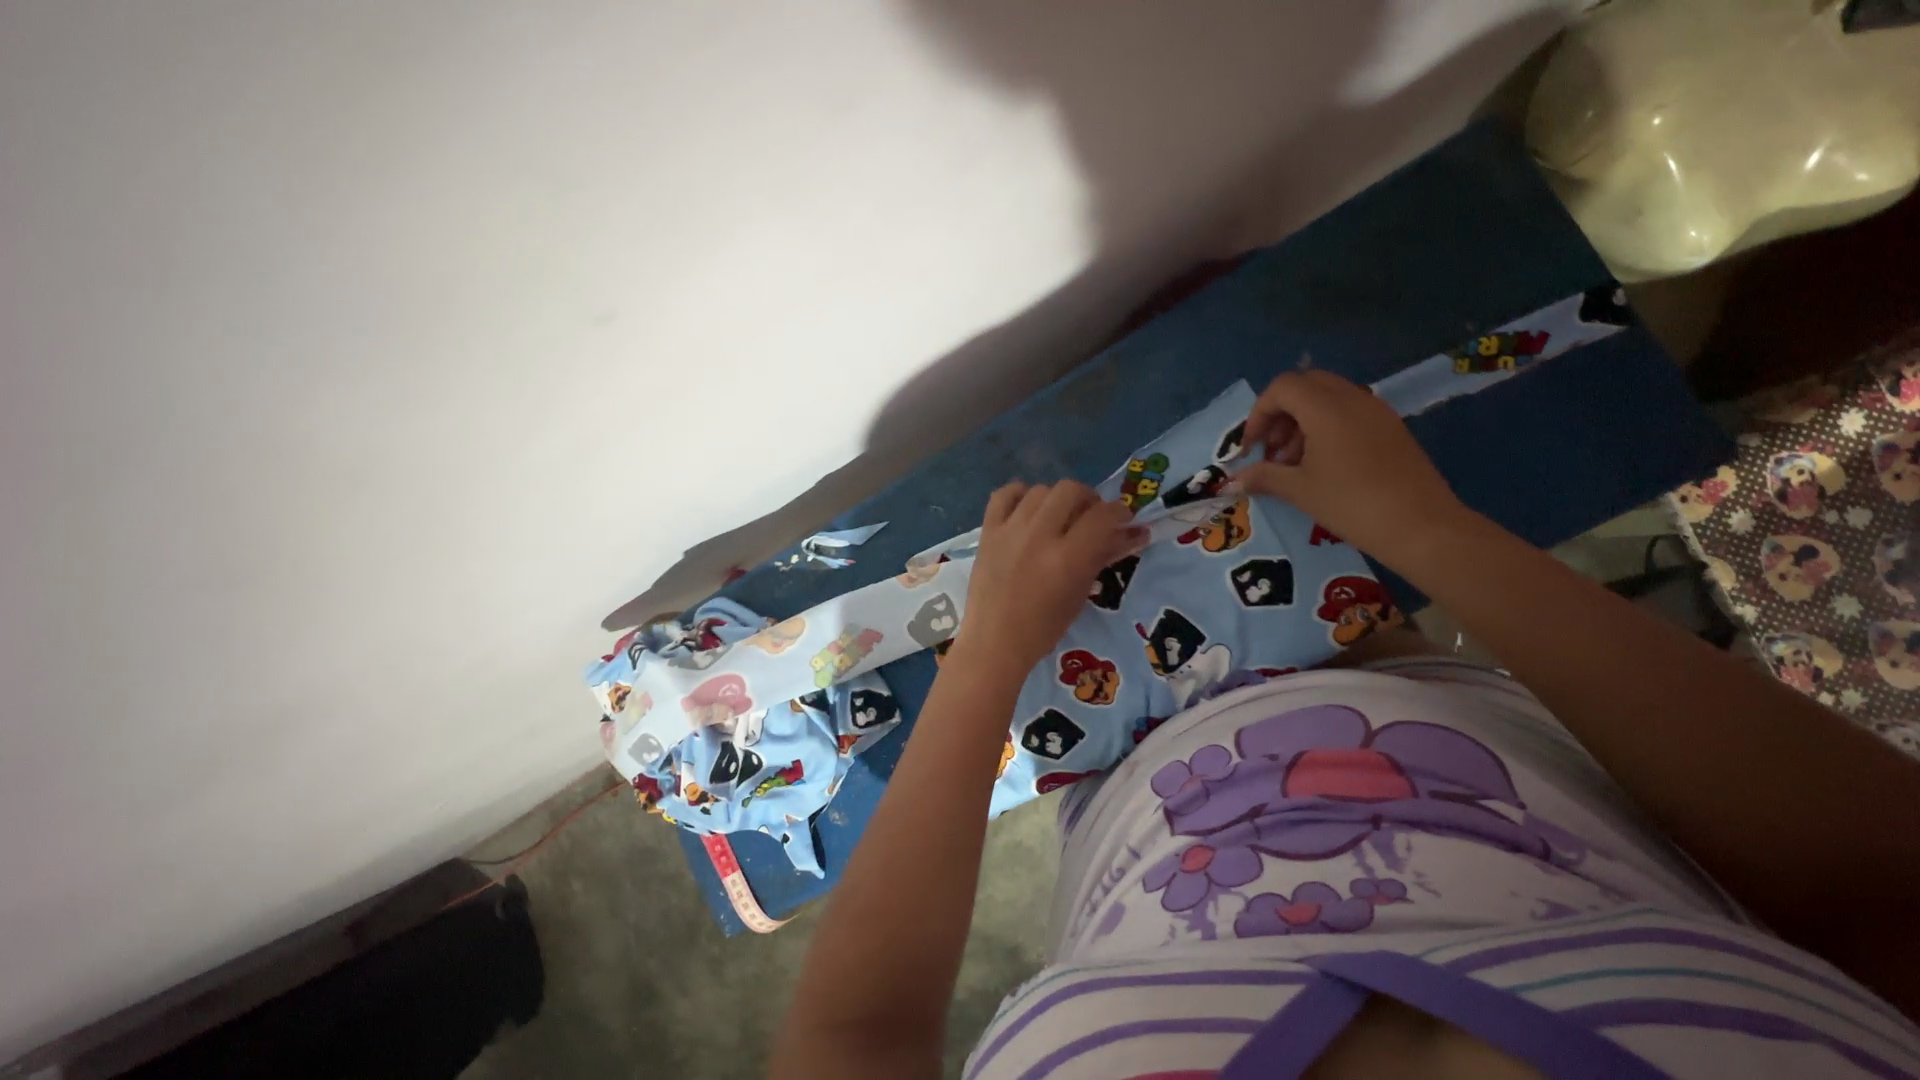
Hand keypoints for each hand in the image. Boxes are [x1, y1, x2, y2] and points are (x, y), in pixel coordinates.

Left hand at [955, 481, 1143, 676]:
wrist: (995, 641)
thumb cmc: (1044, 627)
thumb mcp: (1081, 593)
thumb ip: (1105, 556)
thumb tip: (1136, 533)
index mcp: (1068, 557)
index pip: (1102, 515)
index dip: (1119, 513)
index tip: (1122, 520)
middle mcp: (1039, 535)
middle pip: (1071, 490)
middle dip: (1088, 499)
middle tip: (1090, 517)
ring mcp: (1010, 530)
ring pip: (1041, 489)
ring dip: (1057, 498)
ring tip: (1059, 517)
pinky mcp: (987, 531)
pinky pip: (1004, 494)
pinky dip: (1020, 495)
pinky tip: (1027, 509)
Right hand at [1230, 370, 1469, 563]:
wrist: (1421, 526)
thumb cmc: (1352, 504)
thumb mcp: (1300, 491)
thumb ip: (1264, 477)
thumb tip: (1233, 480)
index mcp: (1326, 408)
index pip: (1282, 387)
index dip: (1259, 413)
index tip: (1251, 446)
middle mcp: (1352, 398)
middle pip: (1306, 385)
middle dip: (1281, 412)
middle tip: (1272, 449)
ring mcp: (1376, 410)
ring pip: (1329, 397)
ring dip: (1303, 420)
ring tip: (1295, 462)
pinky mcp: (1391, 427)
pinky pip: (1351, 411)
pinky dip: (1328, 426)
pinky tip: (1325, 464)